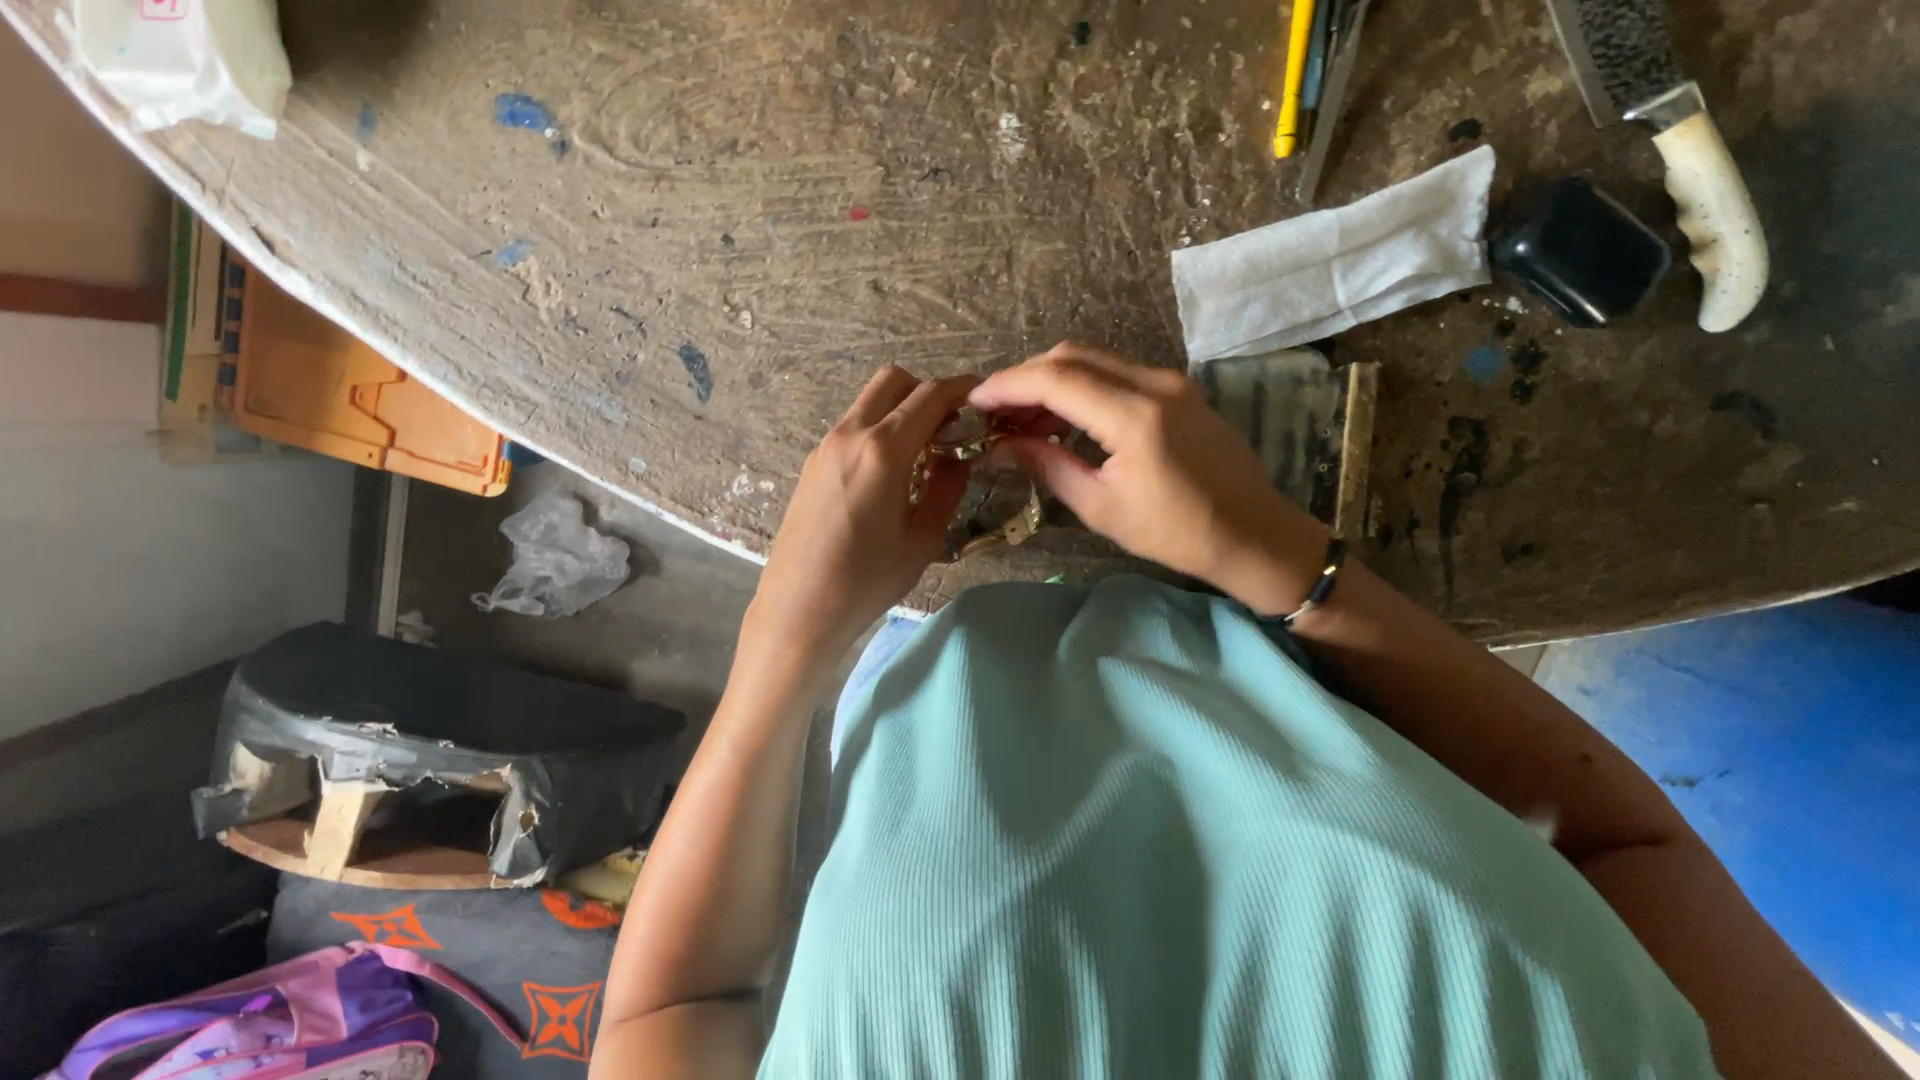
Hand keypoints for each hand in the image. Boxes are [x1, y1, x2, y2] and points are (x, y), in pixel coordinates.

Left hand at [741, 366, 978, 672]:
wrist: (798, 609)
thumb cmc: (866, 581)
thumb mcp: (923, 539)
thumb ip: (946, 488)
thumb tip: (958, 458)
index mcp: (883, 450)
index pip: (930, 395)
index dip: (963, 389)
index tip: (983, 399)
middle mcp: (850, 435)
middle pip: (893, 381)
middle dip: (927, 391)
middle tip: (950, 428)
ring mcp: (825, 447)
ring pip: (869, 402)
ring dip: (900, 410)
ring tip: (923, 454)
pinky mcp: (812, 465)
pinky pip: (852, 427)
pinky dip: (878, 430)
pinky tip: (891, 473)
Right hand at [969, 343, 1327, 607]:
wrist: (1251, 531)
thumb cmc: (1175, 532)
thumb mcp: (1101, 507)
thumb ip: (1048, 466)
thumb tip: (1002, 445)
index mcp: (1134, 417)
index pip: (1055, 379)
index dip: (1007, 385)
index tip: (974, 401)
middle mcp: (1153, 383)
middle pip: (1071, 356)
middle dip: (1025, 378)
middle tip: (997, 413)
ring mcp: (1170, 381)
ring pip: (1094, 359)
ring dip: (1052, 380)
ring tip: (1025, 420)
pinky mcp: (1178, 388)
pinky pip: (1117, 372)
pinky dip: (1082, 386)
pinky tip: (1065, 419)